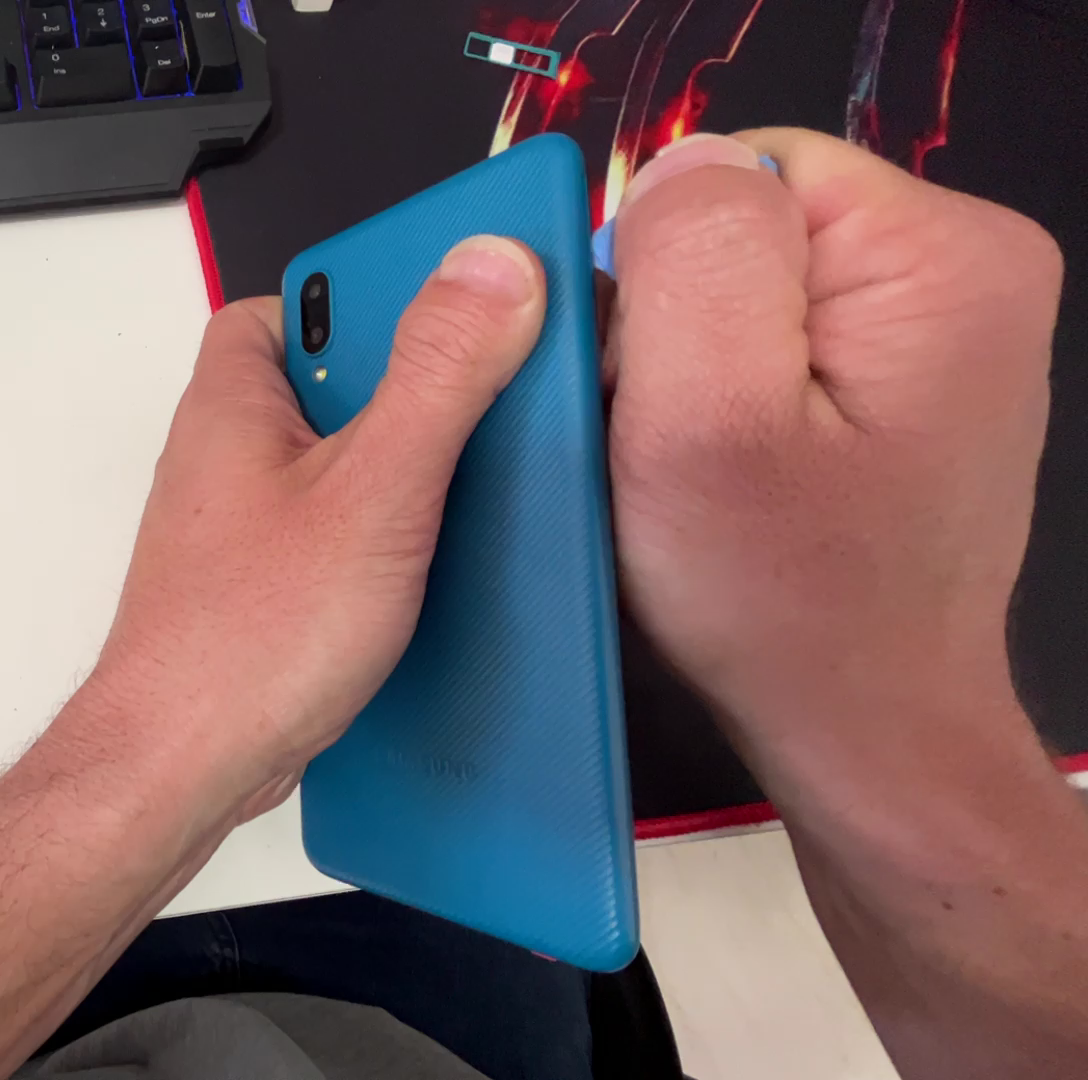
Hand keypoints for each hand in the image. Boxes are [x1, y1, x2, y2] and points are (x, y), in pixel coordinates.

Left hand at [68, 237, 546, 816]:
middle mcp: (222, 454)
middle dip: (396, 389)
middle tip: (472, 408)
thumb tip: (487, 266)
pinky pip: (322, 524)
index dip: (351, 296)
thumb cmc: (250, 634)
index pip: (277, 305)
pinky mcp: (254, 577)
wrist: (181, 759)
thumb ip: (434, 378)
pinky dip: (373, 528)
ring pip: (326, 460)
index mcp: (231, 403)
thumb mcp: (370, 494)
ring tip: (465, 487)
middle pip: (315, 381)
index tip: (426, 312)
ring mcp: (235, 520)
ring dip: (392, 466)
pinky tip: (423, 559)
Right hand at [604, 130, 1059, 756]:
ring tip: (665, 456)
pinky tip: (694, 463)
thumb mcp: (704, 420)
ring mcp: (915, 337)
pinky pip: (748, 348)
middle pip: (734, 233)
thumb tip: (673, 168)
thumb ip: (692, 265)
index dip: (647, 267)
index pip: (738, 173)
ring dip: (666, 368)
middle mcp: (946, 275)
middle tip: (645, 431)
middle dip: (654, 323)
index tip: (629, 379)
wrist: (848, 711)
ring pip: (727, 295)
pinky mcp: (879, 391)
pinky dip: (693, 397)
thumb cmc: (768, 585)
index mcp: (926, 256)